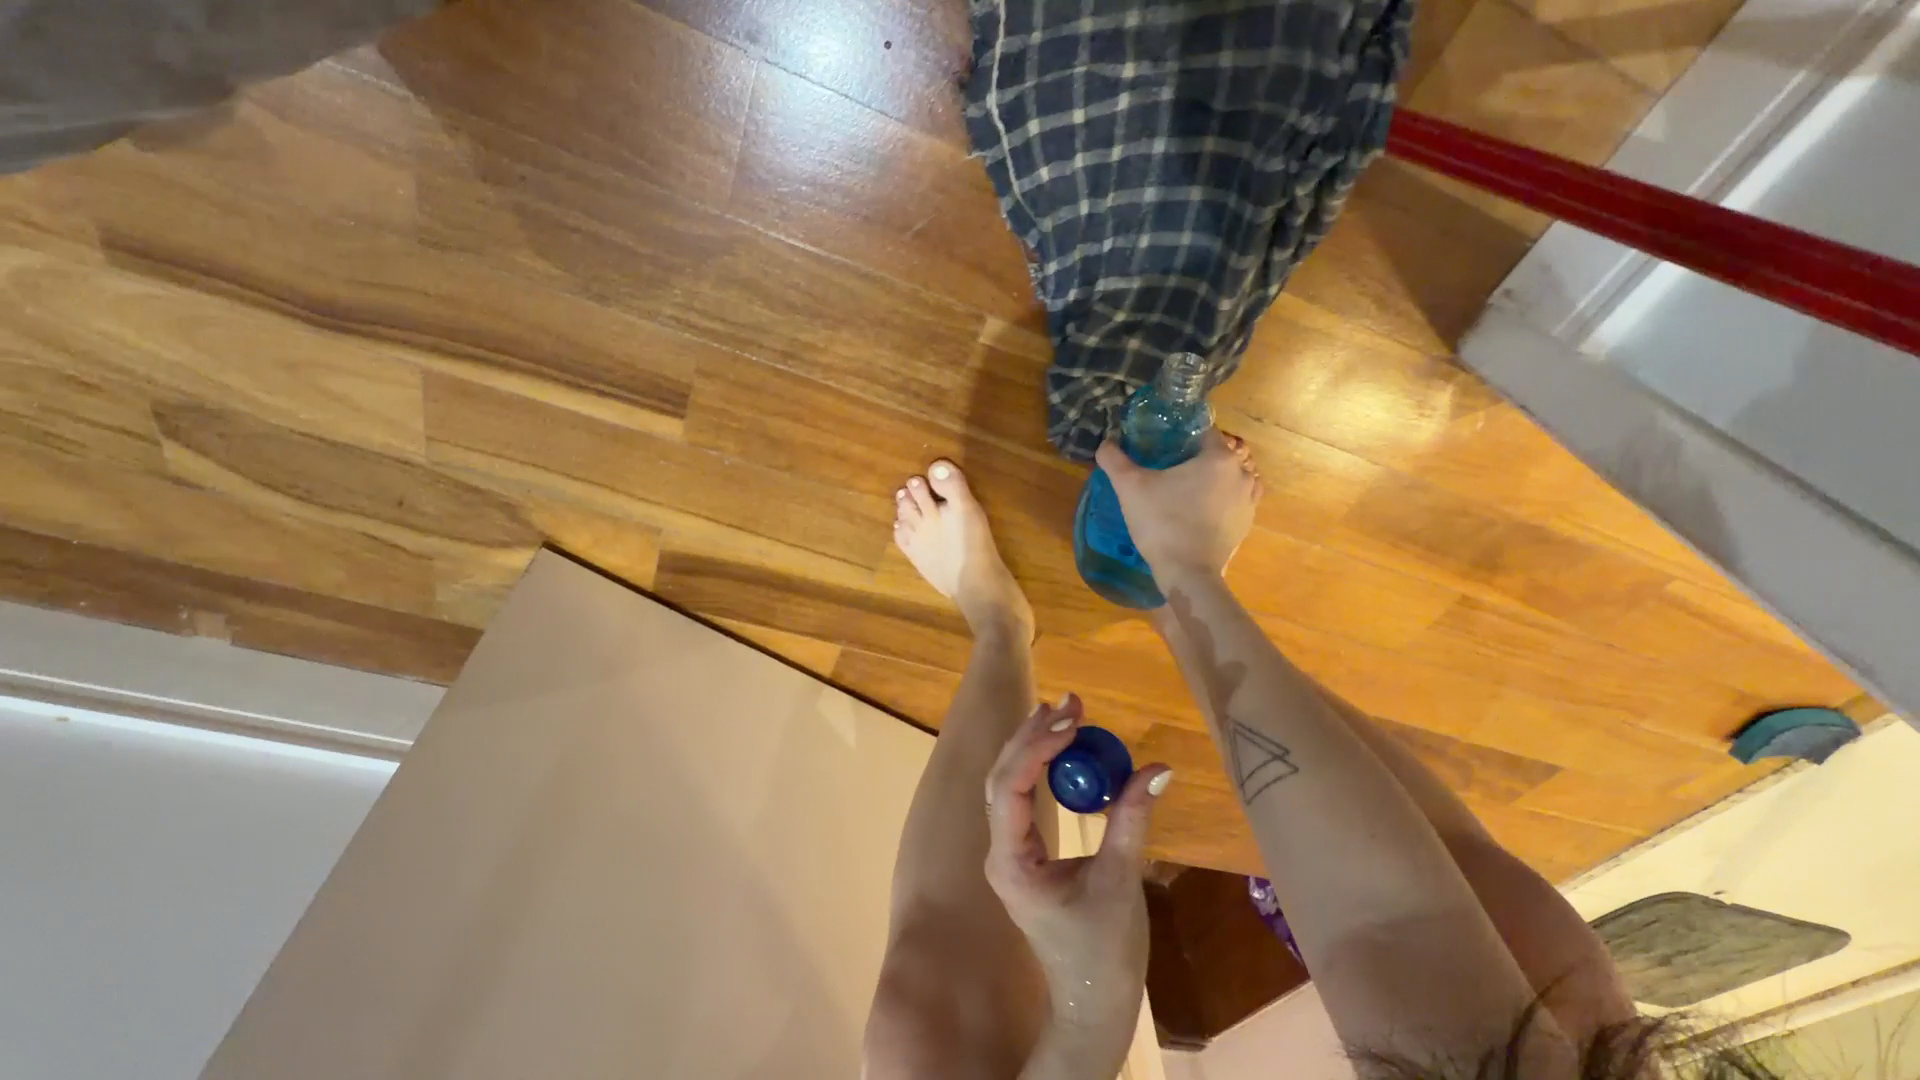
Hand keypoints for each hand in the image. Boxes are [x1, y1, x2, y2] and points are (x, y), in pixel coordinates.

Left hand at [984, 694, 1171, 1025]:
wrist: (1093, 1001)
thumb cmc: (1104, 951)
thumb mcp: (1121, 882)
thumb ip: (1132, 820)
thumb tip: (1158, 767)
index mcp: (1011, 863)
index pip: (1011, 789)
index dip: (1037, 748)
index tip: (1073, 720)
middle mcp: (999, 853)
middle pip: (1002, 779)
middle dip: (1033, 736)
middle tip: (1070, 702)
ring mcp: (1009, 853)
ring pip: (1007, 785)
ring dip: (1033, 746)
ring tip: (1063, 712)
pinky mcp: (1024, 854)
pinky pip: (1023, 799)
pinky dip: (1040, 769)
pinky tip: (1060, 747)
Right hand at [1096, 429, 1261, 581]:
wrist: (1188, 573)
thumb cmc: (1161, 523)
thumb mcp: (1130, 488)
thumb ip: (1115, 460)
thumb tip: (1104, 444)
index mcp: (1218, 457)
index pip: (1205, 430)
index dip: (1184, 434)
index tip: (1166, 443)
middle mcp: (1241, 473)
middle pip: (1223, 452)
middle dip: (1201, 455)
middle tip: (1174, 465)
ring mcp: (1249, 499)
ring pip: (1236, 475)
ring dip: (1219, 475)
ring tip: (1193, 486)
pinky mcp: (1247, 522)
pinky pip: (1239, 499)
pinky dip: (1226, 497)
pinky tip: (1204, 507)